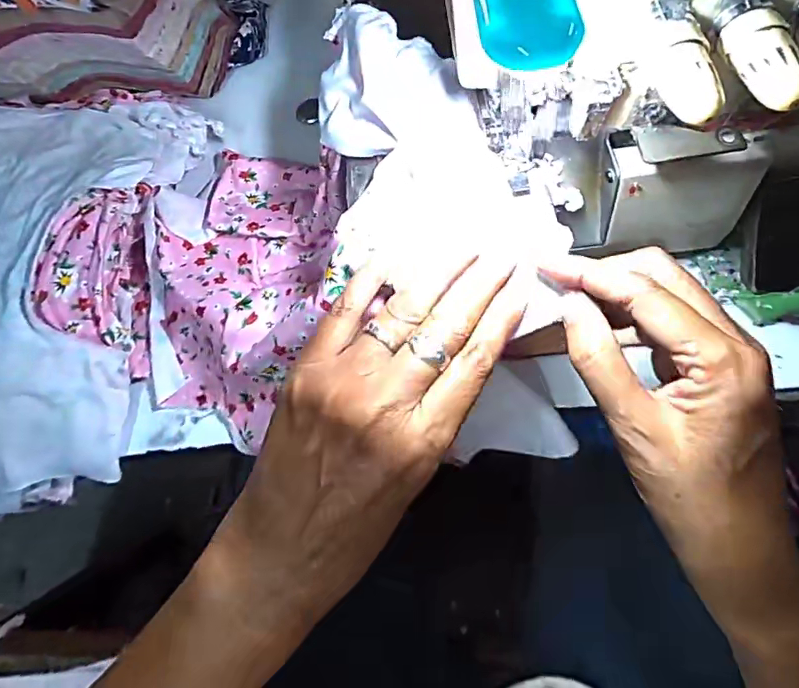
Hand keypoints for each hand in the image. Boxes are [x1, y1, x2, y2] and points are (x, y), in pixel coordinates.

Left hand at [216, 254, 530, 627]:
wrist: (279, 548)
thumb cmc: (357, 528)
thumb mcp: (417, 480)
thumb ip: (438, 417)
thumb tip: (457, 359)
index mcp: (424, 440)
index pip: (473, 363)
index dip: (501, 319)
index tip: (519, 288)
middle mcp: (386, 402)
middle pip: (444, 328)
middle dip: (478, 285)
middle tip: (499, 255)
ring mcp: (343, 379)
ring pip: (400, 312)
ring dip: (436, 274)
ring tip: (461, 249)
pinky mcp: (308, 368)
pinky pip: (344, 311)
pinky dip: (369, 281)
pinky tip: (392, 258)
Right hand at [544, 249, 781, 550]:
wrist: (743, 554)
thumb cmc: (691, 500)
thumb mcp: (634, 428)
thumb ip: (597, 358)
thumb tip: (570, 302)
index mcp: (722, 357)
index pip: (646, 292)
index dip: (590, 273)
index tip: (546, 264)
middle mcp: (736, 341)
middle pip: (664, 275)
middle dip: (608, 271)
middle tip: (559, 281)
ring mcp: (733, 351)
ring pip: (669, 291)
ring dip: (619, 289)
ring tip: (572, 298)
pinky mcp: (722, 364)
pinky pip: (673, 318)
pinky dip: (634, 313)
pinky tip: (602, 324)